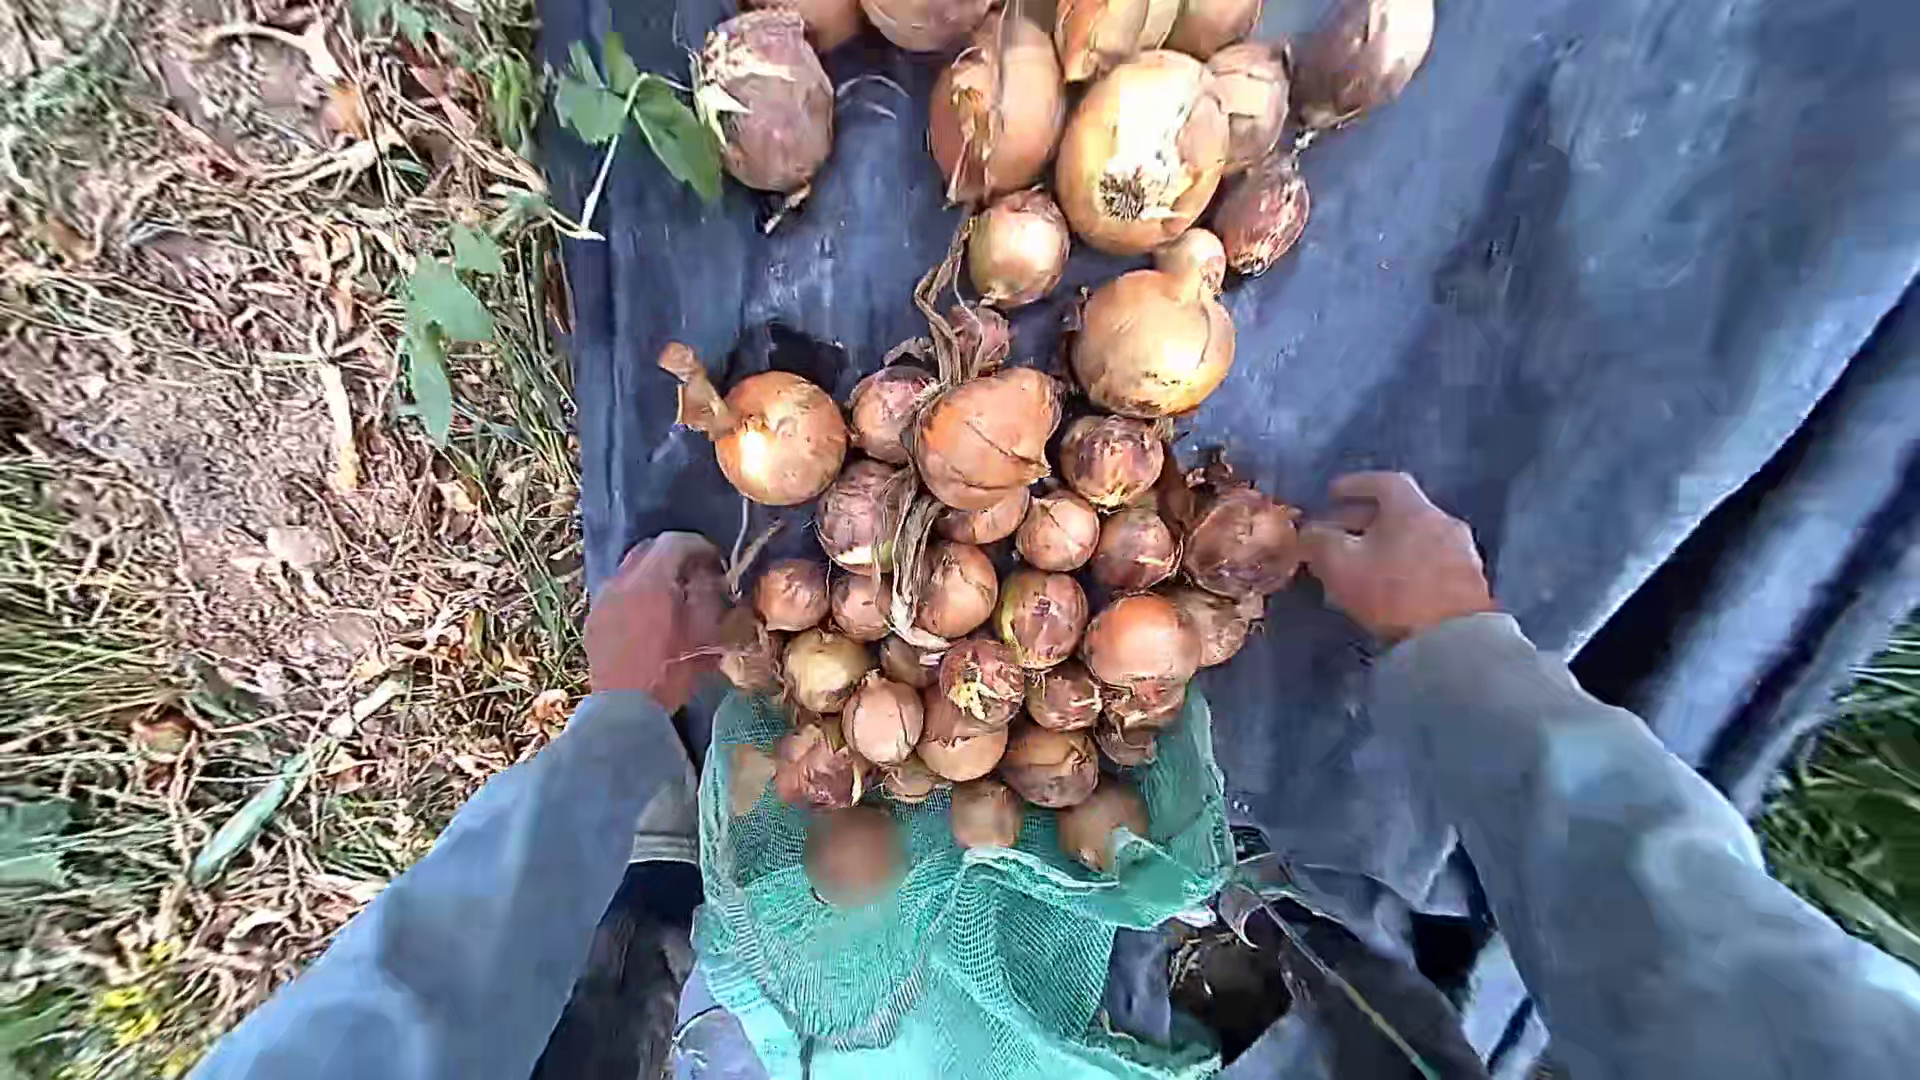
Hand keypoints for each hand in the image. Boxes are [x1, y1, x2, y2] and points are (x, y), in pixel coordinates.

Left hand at [586, 532, 729, 707]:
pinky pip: (619, 588)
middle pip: (649, 547)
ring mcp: (603, 599)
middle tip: (698, 571)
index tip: (716, 560)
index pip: (674, 542)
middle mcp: (621, 582)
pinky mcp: (594, 617)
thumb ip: (708, 596)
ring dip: (656, 570)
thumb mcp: (704, 632)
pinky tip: (652, 611)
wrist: (625, 709)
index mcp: (650, 583)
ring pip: (631, 566)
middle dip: (676, 553)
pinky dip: (639, 588)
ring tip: (675, 591)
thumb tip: (710, 577)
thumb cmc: (671, 671)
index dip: (700, 545)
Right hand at [1301, 472, 1494, 642]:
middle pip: (1398, 510)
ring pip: (1411, 535)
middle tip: (1333, 533)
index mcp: (1412, 511)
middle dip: (1361, 518)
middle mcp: (1441, 522)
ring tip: (1355, 561)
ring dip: (1381, 542)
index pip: (1384, 481)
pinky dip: (1400, 560)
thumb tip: (1307, 531)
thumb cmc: (1390, 591)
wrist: (1451, 640)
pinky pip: (1425, 558)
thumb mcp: (1338, 563)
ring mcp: (1460, 551)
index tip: (1331, 493)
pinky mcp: (1467, 580)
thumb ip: (1317, 540)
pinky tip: (1382, 581)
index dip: (1354, 484)